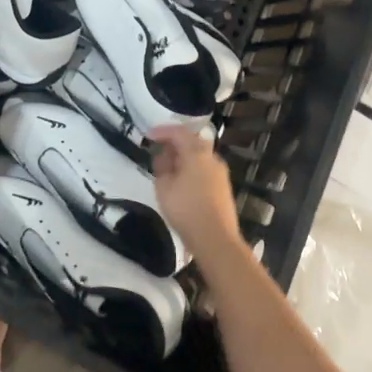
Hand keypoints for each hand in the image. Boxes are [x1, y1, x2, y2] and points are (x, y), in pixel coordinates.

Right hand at [149, 124, 246, 261]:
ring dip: (183, 158)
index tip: (148, 136)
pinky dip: (191, 169)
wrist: (216, 239)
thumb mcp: (163, 186)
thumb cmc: (186, 209)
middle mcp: (212, 158)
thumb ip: (162, 166)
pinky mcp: (224, 188)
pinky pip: (204, 169)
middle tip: (158, 153)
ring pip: (199, 157)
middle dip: (174, 145)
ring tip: (168, 171)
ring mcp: (221, 173)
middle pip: (191, 142)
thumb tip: (166, 158)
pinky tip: (181, 183)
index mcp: (197, 153)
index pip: (178, 132)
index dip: (161, 131)